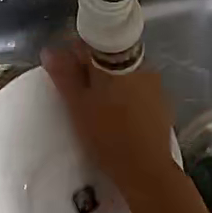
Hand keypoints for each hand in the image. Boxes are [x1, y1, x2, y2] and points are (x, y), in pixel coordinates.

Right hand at [42, 40, 176, 192]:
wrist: (147, 171)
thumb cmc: (106, 135)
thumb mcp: (77, 105)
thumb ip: (63, 74)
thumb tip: (49, 50)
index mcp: (117, 61)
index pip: (91, 40)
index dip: (74, 53)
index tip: (65, 72)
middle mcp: (140, 65)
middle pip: (108, 55)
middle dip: (90, 68)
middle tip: (77, 93)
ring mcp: (154, 84)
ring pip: (122, 72)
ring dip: (107, 81)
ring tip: (95, 106)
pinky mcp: (162, 102)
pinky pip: (136, 87)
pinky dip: (123, 94)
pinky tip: (115, 115)